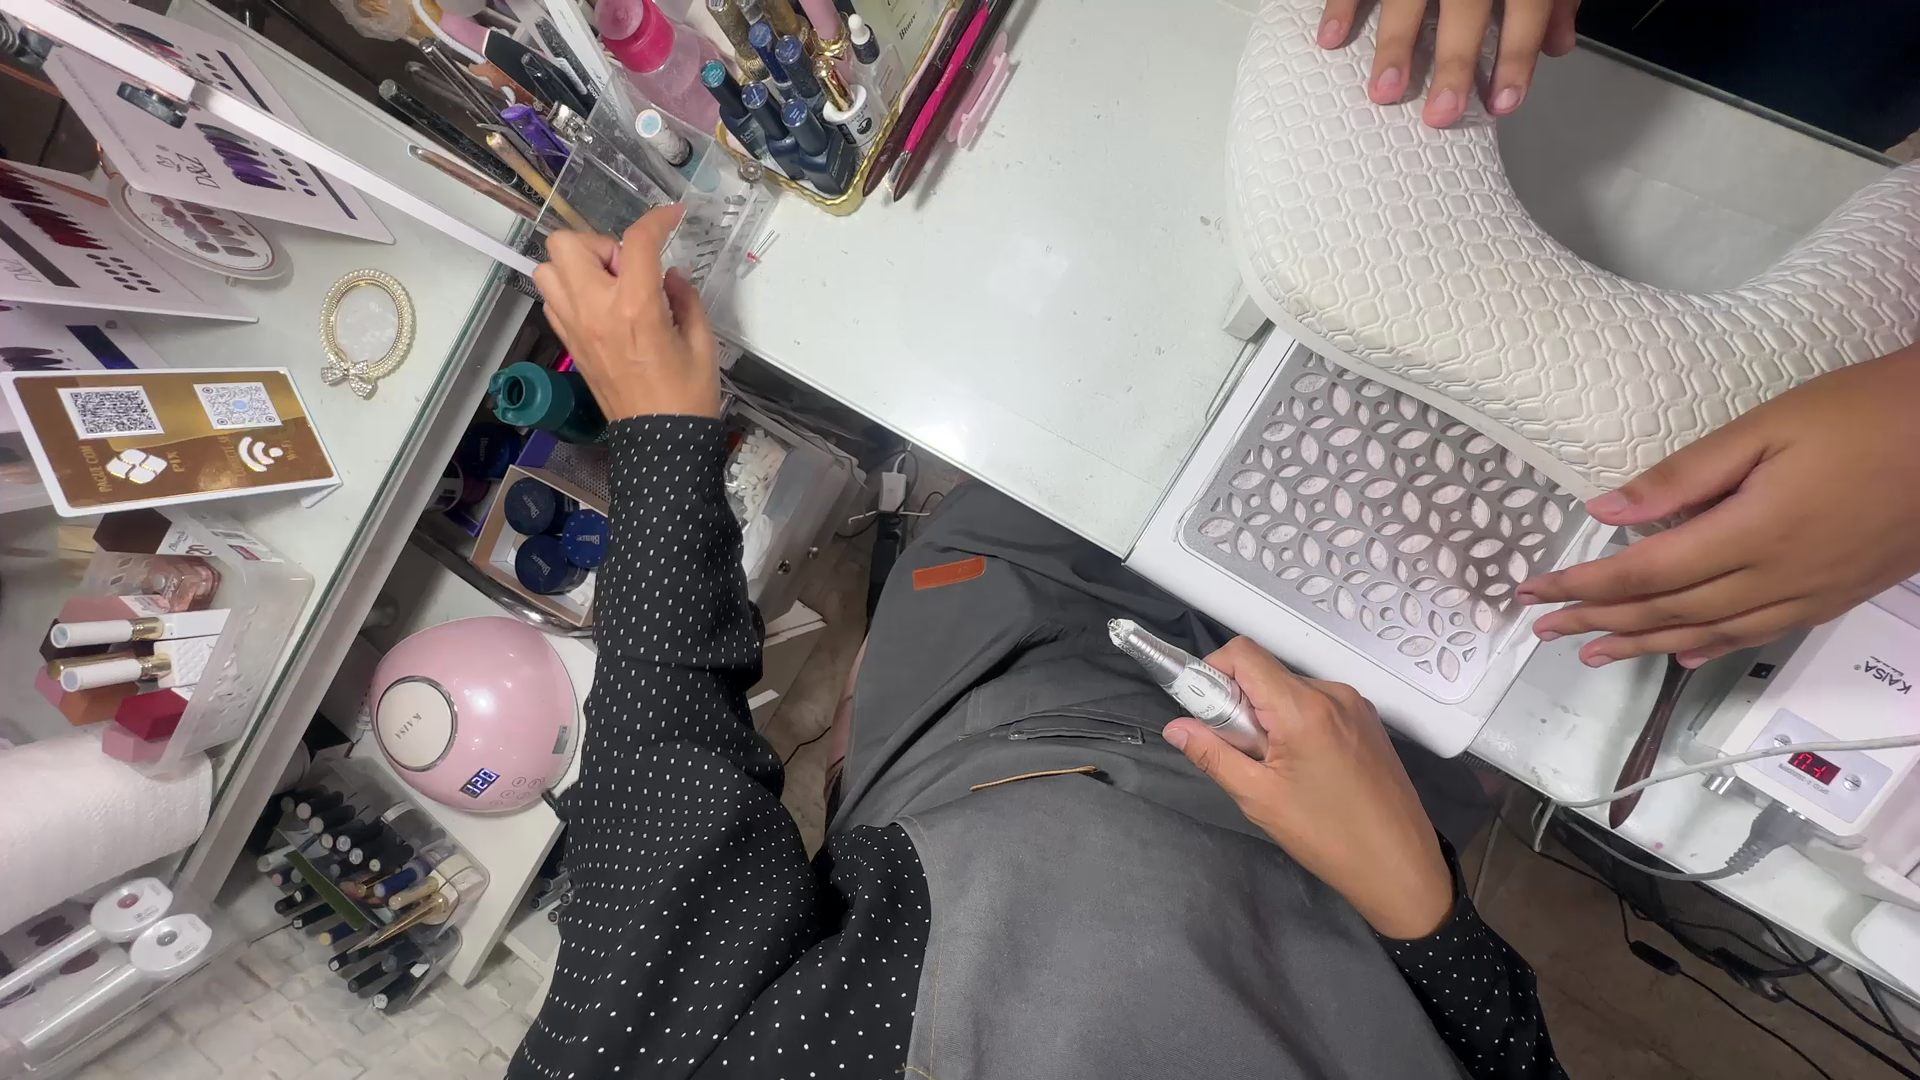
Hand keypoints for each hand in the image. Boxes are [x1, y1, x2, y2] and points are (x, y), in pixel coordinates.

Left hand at [531, 206, 720, 420]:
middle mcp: (595, 309)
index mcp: (636, 307)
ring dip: (578, 267)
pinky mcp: (569, 343)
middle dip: (603, 247)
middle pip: (570, 243)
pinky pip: (553, 298)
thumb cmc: (688, 396)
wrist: (661, 441)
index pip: (638, 242)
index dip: (658, 221)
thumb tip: (671, 276)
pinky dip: (573, 292)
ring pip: (549, 267)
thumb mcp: (702, 343)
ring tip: (611, 288)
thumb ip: (686, 299)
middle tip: (631, 272)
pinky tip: (603, 310)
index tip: (672, 217)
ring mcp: (575, 326)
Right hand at [1163, 638, 1453, 939]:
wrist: (1405, 871)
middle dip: (1238, 703)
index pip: (1243, 653)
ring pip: (1287, 689)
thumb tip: (1174, 727)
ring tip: (1274, 766)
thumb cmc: (1328, 836)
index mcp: (1304, 707)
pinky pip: (1313, 703)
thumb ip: (1211, 754)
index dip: (1213, 670)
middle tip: (1239, 751)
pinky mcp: (1367, 720)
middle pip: (1264, 673)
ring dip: (1266, 714)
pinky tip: (1302, 766)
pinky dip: (1293, 721)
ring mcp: (1354, 705)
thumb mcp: (1258, 798)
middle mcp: (1332, 693)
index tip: (1205, 710)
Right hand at [1315, 0, 1579, 125]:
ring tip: (1385, 92)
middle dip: (1456, 60)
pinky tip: (1330, 39)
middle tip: (1441, 114)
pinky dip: (1342, 6)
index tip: (1503, 102)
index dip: (1518, 52)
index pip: (1527, 2)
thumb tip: (1558, 44)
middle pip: (1467, 5)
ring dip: (1395, 46)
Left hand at [1520, 347, 1919, 667]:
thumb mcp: (1763, 428)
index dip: (1578, 587)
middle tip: (1542, 629)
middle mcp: (1783, 574)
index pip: (1640, 574)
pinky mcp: (1845, 591)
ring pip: (1711, 631)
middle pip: (1666, 610)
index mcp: (1755, 533)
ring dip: (1644, 644)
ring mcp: (1818, 589)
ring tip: (1590, 652)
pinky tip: (1684, 656)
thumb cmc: (1871, 412)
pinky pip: (1765, 631)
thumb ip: (1679, 477)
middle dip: (1596, 621)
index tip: (1529, 592)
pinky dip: (1714, 646)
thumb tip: (1603, 511)